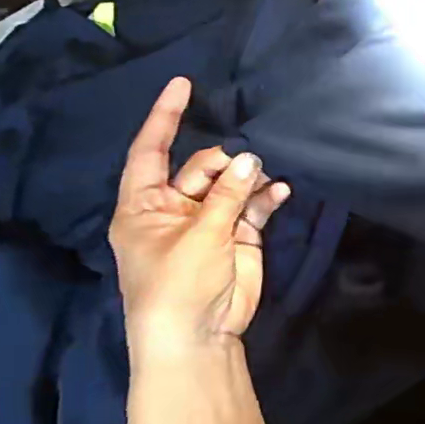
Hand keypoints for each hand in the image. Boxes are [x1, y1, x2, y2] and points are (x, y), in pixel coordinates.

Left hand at [110, 77, 291, 350]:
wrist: (198, 339)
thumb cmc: (177, 286)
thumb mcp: (198, 236)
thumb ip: (226, 194)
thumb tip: (251, 158)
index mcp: (145, 206)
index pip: (150, 150)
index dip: (165, 117)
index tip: (183, 84)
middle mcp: (175, 208)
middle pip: (202, 166)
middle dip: (225, 162)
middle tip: (246, 167)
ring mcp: (208, 222)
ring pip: (231, 183)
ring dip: (249, 178)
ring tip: (264, 178)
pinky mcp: (237, 236)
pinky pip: (252, 206)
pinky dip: (265, 198)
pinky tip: (279, 192)